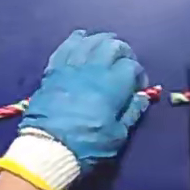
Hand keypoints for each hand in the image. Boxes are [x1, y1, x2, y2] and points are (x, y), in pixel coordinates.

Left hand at [20, 31, 150, 165]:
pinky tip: (81, 41)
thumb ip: (131, 113)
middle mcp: (92, 69)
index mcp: (112, 85)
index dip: (138, 74)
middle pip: (112, 45)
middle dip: (123, 52)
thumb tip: (142, 97)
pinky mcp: (53, 71)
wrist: (47, 149)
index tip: (137, 87)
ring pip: (89, 41)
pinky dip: (75, 41)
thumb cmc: (87, 146)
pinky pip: (65, 47)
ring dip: (101, 41)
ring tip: (105, 49)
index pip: (131, 66)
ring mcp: (70, 68)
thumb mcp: (117, 136)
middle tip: (124, 64)